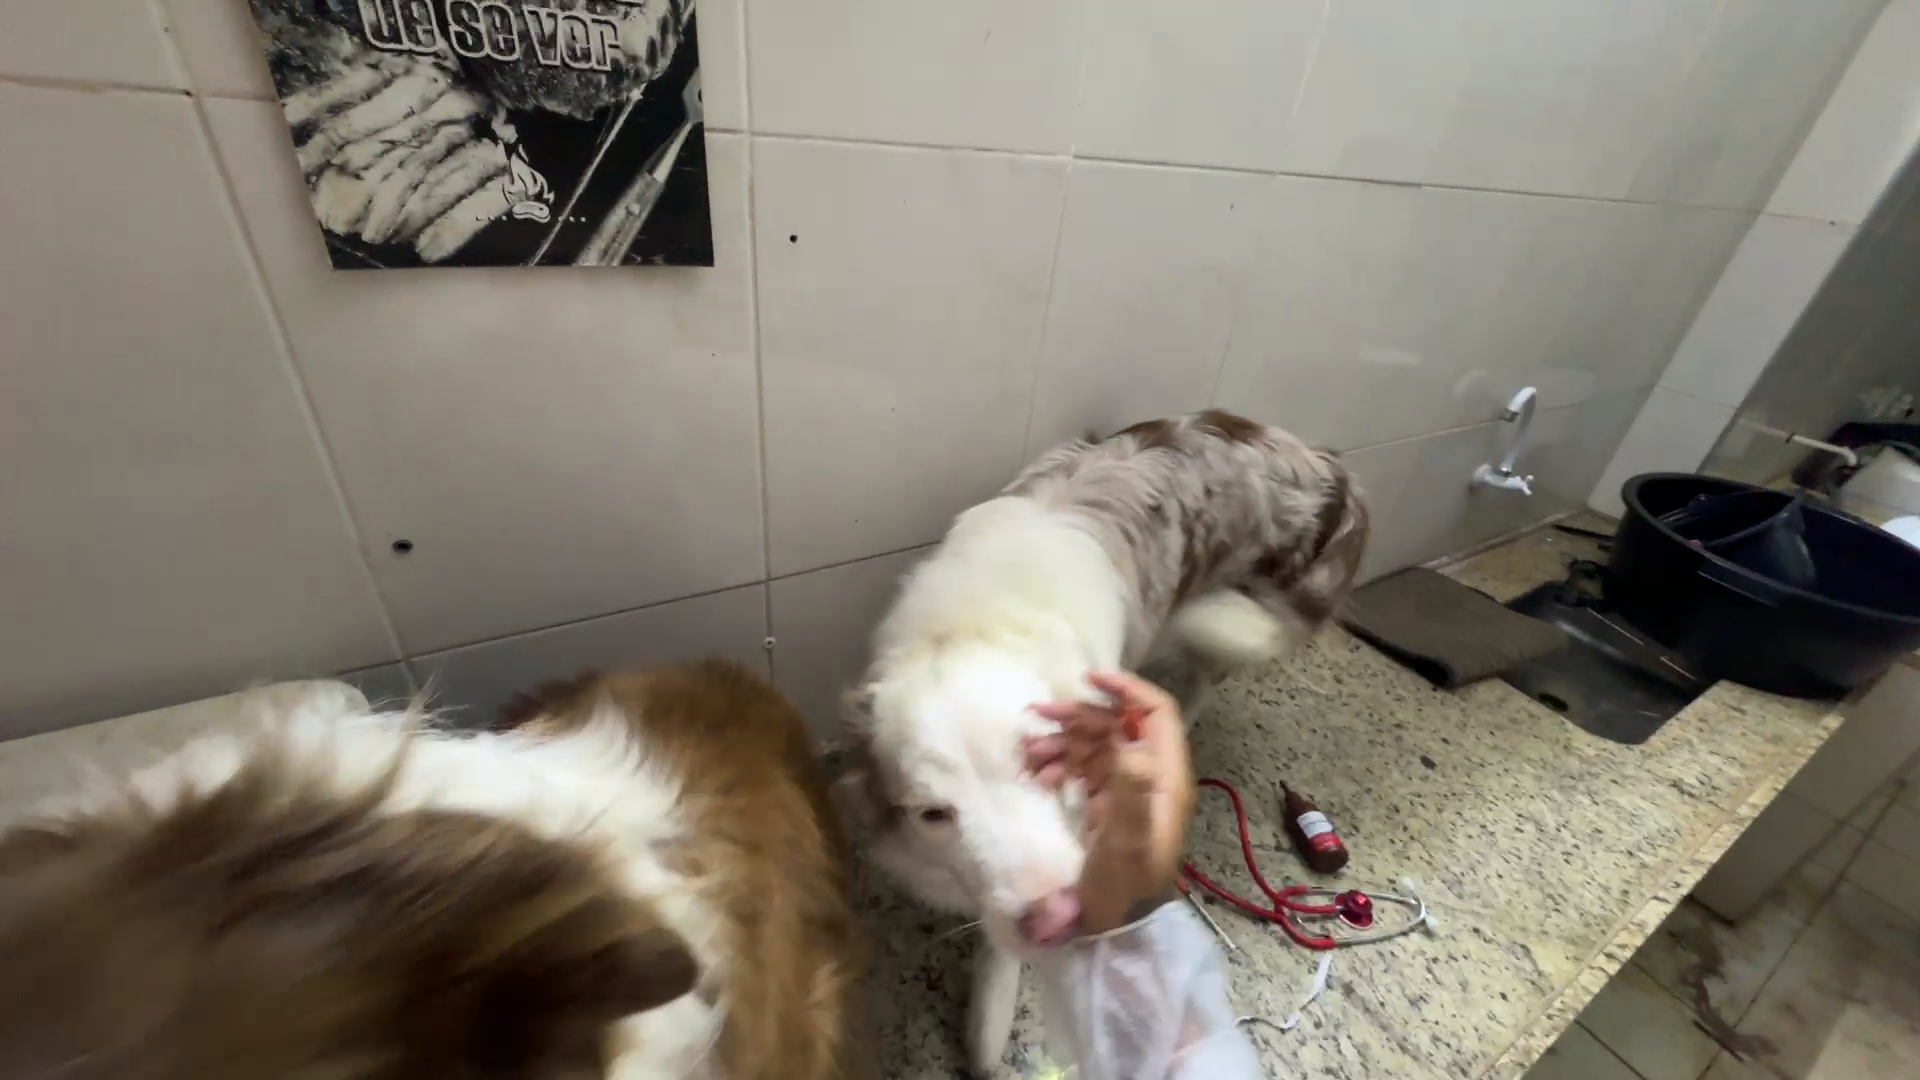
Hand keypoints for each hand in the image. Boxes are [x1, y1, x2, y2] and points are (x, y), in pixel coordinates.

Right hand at [1025, 671, 1194, 933]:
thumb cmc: (1125, 885)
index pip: (1156, 712)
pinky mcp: (1106, 799)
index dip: (1127, 689)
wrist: (1114, 928)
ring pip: (1093, 742)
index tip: (1088, 679)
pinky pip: (1081, 766)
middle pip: (1115, 724)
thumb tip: (1129, 743)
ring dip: (1060, 741)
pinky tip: (1039, 776)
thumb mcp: (1127, 841)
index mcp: (1165, 775)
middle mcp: (1149, 773)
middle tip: (1038, 716)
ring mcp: (1126, 785)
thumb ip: (1131, 791)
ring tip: (1030, 753)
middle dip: (1077, 716)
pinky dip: (1058, 764)